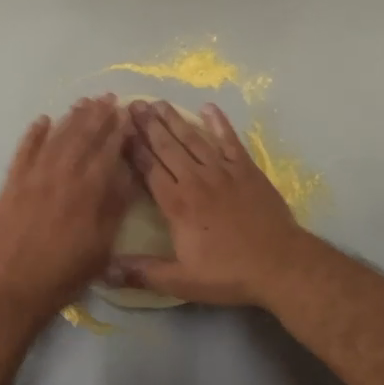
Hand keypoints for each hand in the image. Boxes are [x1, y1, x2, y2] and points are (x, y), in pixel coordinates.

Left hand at [0, 94, 131, 317]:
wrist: (13, 288)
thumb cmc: (65, 273)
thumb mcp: (102, 246)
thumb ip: (115, 207)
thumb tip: (128, 174)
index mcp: (88, 191)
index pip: (108, 151)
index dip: (118, 130)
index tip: (127, 113)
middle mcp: (62, 175)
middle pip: (83, 137)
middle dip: (98, 115)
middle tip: (109, 98)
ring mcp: (34, 176)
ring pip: (56, 138)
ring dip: (72, 117)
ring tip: (84, 102)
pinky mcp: (12, 183)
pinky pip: (24, 150)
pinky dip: (34, 133)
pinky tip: (43, 120)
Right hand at [115, 100, 305, 306]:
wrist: (279, 263)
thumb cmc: (228, 274)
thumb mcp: (181, 281)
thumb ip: (142, 273)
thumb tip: (104, 272)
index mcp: (177, 204)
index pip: (149, 169)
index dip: (134, 148)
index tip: (120, 129)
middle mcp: (197, 180)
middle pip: (168, 147)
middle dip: (149, 125)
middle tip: (135, 104)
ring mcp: (223, 170)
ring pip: (194, 138)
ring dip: (175, 120)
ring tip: (160, 103)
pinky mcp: (246, 168)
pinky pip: (229, 140)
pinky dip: (218, 122)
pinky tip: (208, 107)